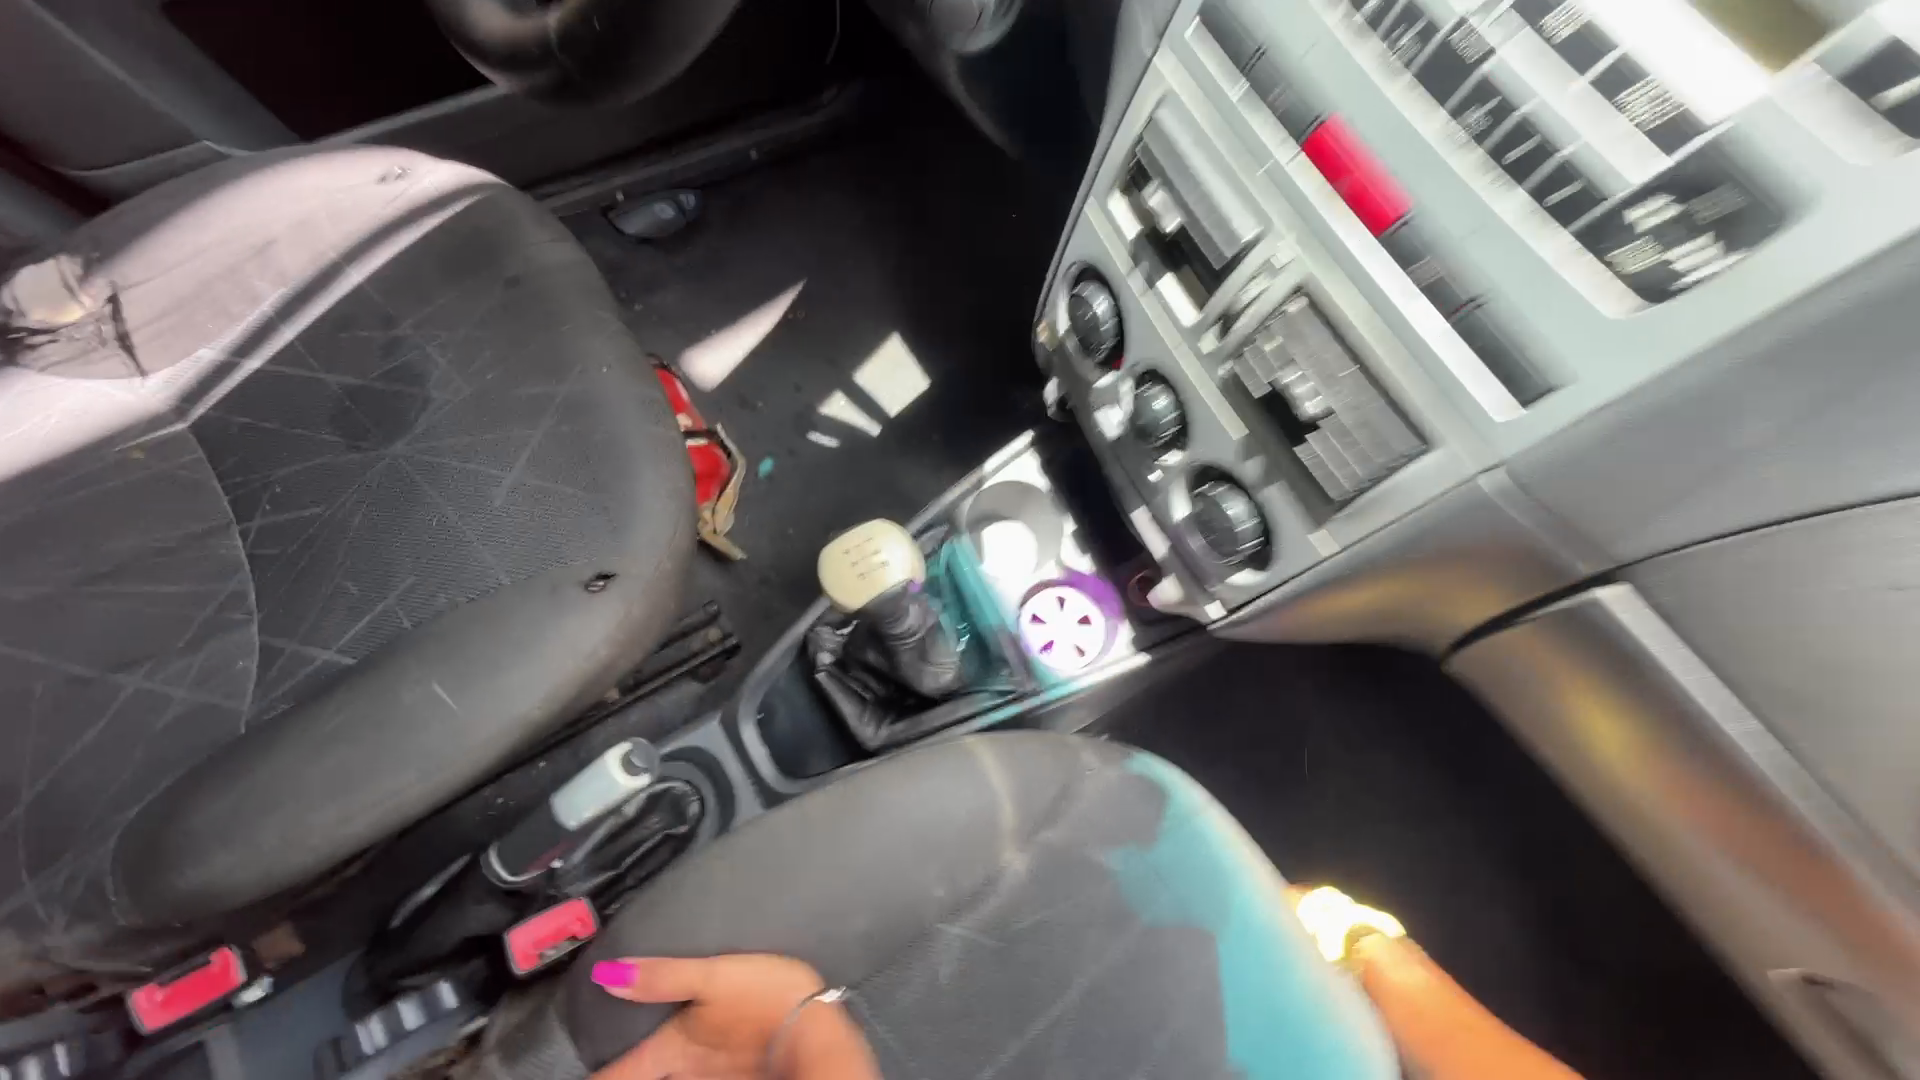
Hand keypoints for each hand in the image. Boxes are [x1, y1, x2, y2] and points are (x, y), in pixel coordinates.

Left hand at [587, 954, 880, 1079]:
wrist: (816, 1032)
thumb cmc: (764, 998)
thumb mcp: (714, 975)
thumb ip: (662, 977)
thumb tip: (606, 975)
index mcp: (674, 1050)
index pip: (621, 1072)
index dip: (598, 1075)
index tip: (579, 1075)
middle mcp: (688, 1074)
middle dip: (629, 1075)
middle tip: (613, 1067)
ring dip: (660, 1075)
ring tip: (654, 1063)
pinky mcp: (742, 1077)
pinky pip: (707, 1079)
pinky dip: (694, 1072)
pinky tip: (702, 1062)